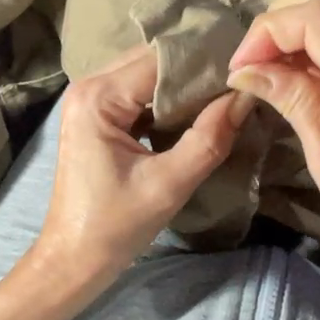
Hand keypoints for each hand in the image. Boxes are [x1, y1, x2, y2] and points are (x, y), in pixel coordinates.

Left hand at [23, 46, 250, 299]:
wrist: (73, 258)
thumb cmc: (114, 226)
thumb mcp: (169, 184)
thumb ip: (209, 138)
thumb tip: (246, 97)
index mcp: (98, 97)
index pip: (161, 61)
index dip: (204, 63)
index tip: (245, 71)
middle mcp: (88, 87)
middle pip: (152, 61)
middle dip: (195, 71)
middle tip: (240, 80)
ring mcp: (89, 100)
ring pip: (146, 75)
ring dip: (183, 85)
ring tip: (226, 92)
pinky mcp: (96, 116)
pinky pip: (138, 94)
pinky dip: (166, 101)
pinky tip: (198, 111)